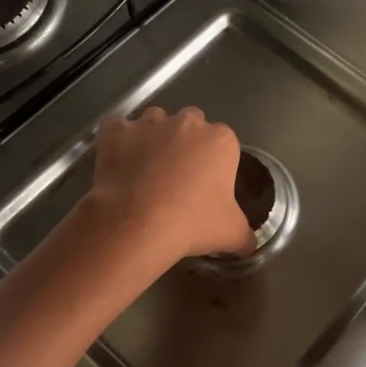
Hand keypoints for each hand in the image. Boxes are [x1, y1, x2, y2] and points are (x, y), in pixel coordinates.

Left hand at [84, 106, 253, 262]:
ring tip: (145, 169)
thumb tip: (249, 245)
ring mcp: (149, 123)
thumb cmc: (191, 223)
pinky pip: (117, 128)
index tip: (205, 185)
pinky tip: (118, 161)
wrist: (136, 223)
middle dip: (186, 142)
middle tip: (177, 176)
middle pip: (191, 124)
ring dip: (153, 137)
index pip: (223, 143)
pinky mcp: (116, 131)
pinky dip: (118, 140)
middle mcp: (187, 123)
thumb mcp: (231, 234)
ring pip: (155, 121)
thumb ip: (245, 235)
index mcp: (221, 140)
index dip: (214, 163)